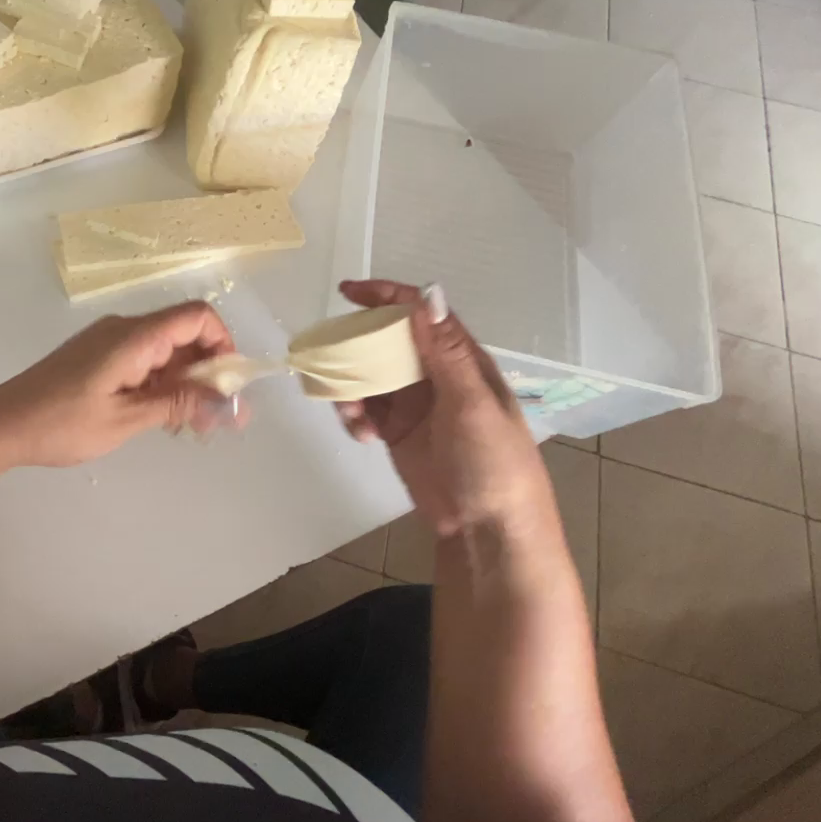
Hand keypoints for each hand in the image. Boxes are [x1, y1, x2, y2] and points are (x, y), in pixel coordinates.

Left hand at [0, 302, 234, 467]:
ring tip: (192, 428)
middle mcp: (123, 330)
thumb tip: (225, 396)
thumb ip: (176, 403)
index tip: (227, 386)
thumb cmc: (61, 424)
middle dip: (208, 374)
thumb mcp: (125, 419)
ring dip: (184, 385)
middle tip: (219, 421)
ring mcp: (107, 343)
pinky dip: (160, 385)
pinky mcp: (96, 358)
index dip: (223, 344)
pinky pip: (141, 362)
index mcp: (133, 337)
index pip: (196, 317)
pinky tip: (162, 419)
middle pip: (183, 336)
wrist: (2, 425)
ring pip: (163, 352)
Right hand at [335, 281, 555, 537]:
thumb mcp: (470, 404)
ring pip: (368, 377)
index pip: (420, 315)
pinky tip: (360, 435)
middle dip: (355, 349)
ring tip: (350, 415)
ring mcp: (414, 404)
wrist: (486, 528)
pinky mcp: (396, 431)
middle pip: (385, 344)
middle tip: (328, 357)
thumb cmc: (492, 462)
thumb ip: (444, 352)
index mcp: (461, 361)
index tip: (347, 293)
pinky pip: (364, 409)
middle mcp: (435, 376)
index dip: (386, 297)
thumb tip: (426, 293)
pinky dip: (353, 416)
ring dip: (350, 389)